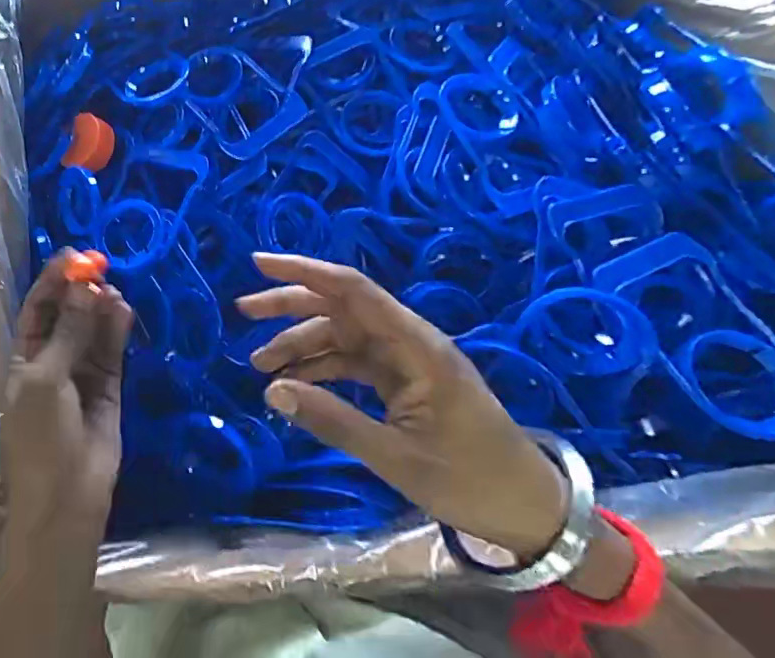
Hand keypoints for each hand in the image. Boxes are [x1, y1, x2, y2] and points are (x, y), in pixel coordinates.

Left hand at [0, 250, 134, 558]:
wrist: (66, 498)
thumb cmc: (40, 435)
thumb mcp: (46, 378)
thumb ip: (69, 332)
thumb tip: (85, 287)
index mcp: (24, 358)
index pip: (37, 309)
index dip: (52, 282)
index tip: (71, 255)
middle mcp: (52, 360)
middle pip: (67, 316)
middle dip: (80, 291)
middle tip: (99, 265)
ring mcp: (81, 374)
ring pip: (93, 331)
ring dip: (102, 308)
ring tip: (113, 288)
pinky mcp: (108, 389)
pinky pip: (112, 352)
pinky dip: (118, 330)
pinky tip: (124, 310)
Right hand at [238, 252, 570, 559]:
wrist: (530, 511)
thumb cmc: (471, 480)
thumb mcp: (397, 456)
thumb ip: (332, 420)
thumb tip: (272, 390)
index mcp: (415, 346)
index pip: (352, 290)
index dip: (303, 270)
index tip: (259, 263)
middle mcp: (408, 341)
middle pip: (339, 306)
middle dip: (290, 305)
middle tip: (244, 310)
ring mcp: (405, 360)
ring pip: (340, 334)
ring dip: (300, 344)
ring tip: (260, 365)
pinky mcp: (402, 380)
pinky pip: (351, 361)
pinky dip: (320, 368)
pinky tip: (293, 385)